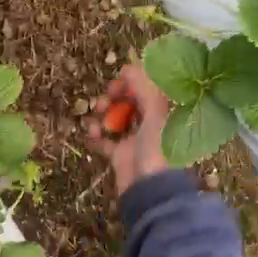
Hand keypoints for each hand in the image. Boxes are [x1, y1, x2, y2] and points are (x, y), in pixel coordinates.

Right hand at [83, 62, 169, 196]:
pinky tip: (91, 134)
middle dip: (114, 97)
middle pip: (129, 100)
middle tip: (104, 101)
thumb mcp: (156, 114)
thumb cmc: (158, 150)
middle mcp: (151, 122)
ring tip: (96, 120)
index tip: (118, 82)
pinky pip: (104, 139)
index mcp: (165, 111)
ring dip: (103, 115)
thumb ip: (144, 88)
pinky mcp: (119, 154)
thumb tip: (130, 65)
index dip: (132, 82)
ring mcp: (135, 139)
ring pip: (115, 117)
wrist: (149, 191)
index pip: (147, 87)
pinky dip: (96, 134)